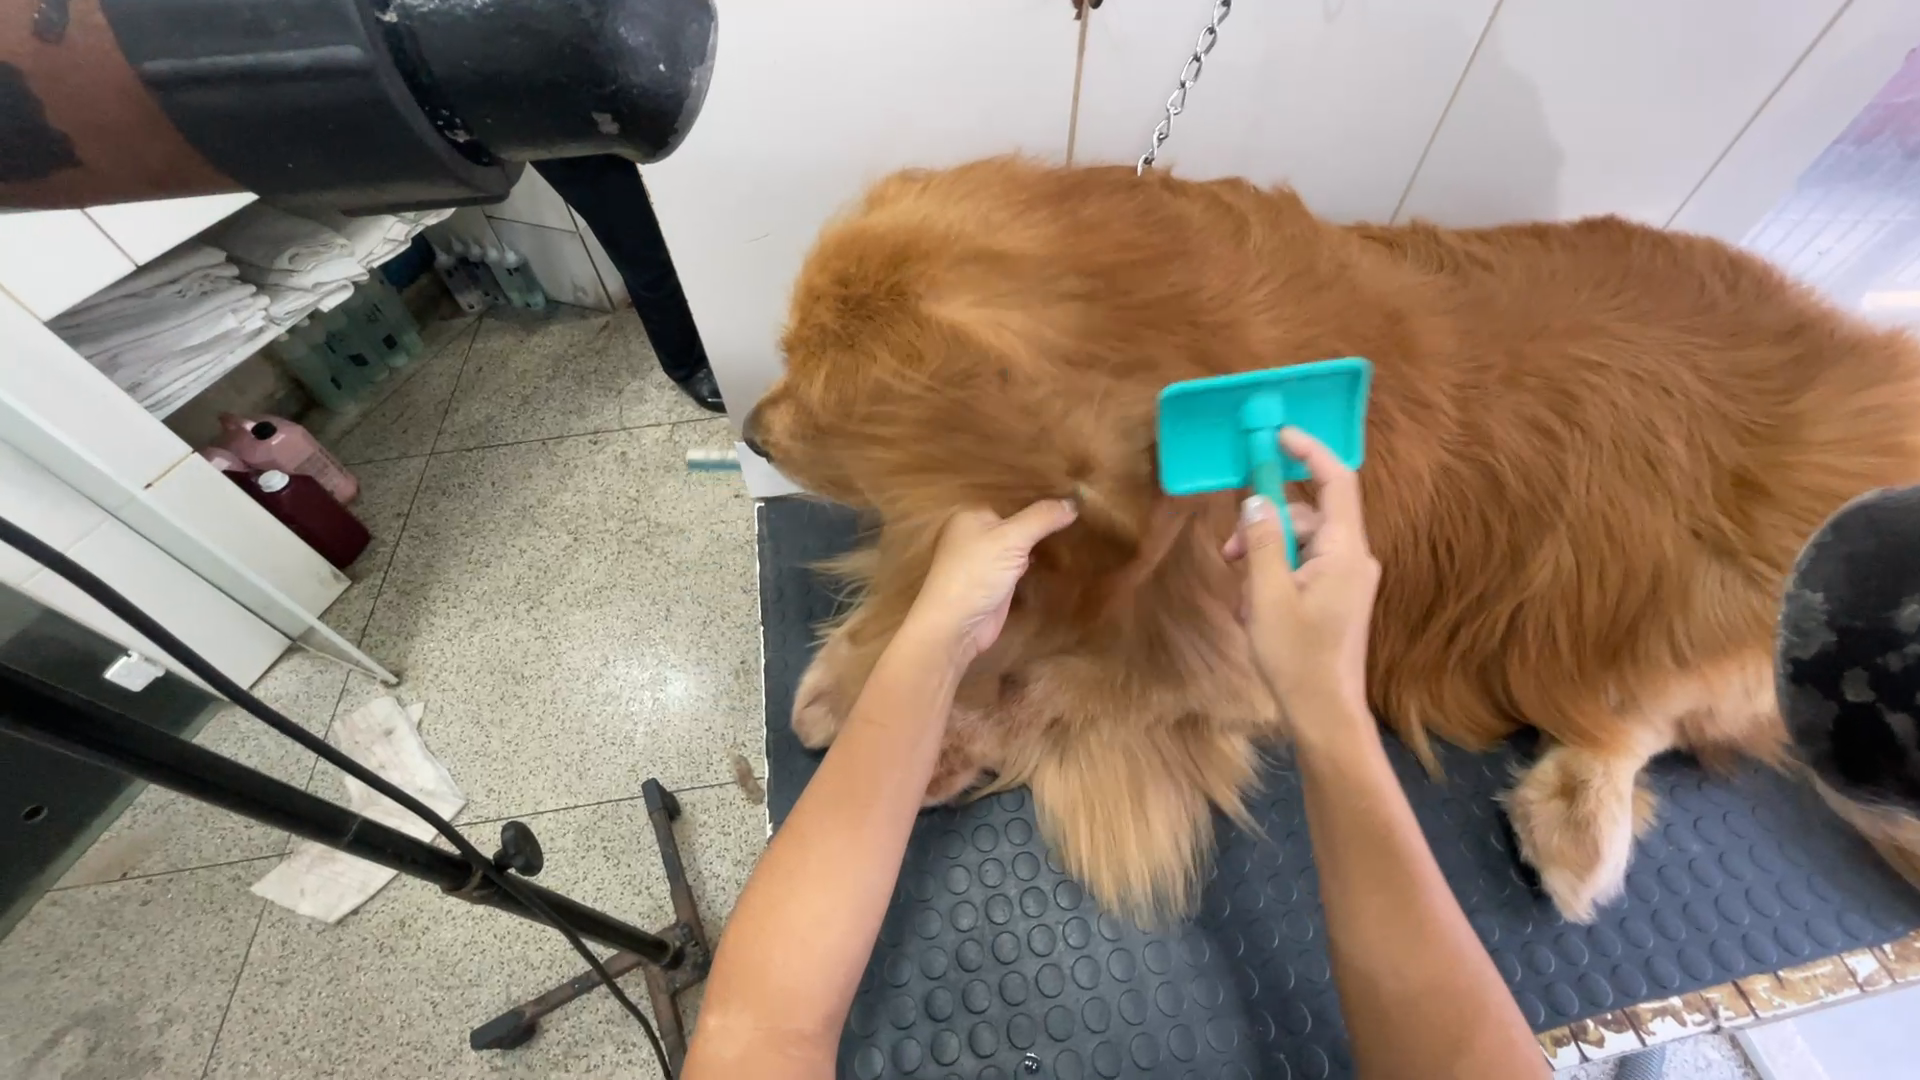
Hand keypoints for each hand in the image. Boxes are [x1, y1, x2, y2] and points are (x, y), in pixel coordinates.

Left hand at [909, 499, 1079, 662]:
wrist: (957, 625)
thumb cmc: (976, 573)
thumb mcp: (1011, 538)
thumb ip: (1042, 518)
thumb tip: (1073, 502)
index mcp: (972, 513)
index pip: (1011, 494)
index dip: (1039, 490)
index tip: (1071, 486)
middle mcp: (978, 531)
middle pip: (1017, 517)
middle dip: (1044, 514)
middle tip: (1082, 502)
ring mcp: (988, 556)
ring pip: (1022, 540)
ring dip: (1044, 537)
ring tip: (1080, 521)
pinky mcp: (999, 578)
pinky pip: (1023, 560)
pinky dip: (1040, 556)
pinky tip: (1063, 549)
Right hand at [1224, 428, 1380, 736]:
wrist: (1323, 711)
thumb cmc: (1296, 655)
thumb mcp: (1267, 595)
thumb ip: (1262, 541)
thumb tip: (1256, 500)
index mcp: (1345, 551)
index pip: (1337, 482)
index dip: (1310, 453)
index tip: (1279, 436)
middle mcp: (1352, 558)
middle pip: (1308, 515)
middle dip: (1265, 521)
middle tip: (1229, 550)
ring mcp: (1346, 579)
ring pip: (1300, 542)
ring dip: (1264, 552)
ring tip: (1239, 587)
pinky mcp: (1335, 596)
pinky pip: (1302, 565)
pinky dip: (1274, 572)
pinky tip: (1253, 602)